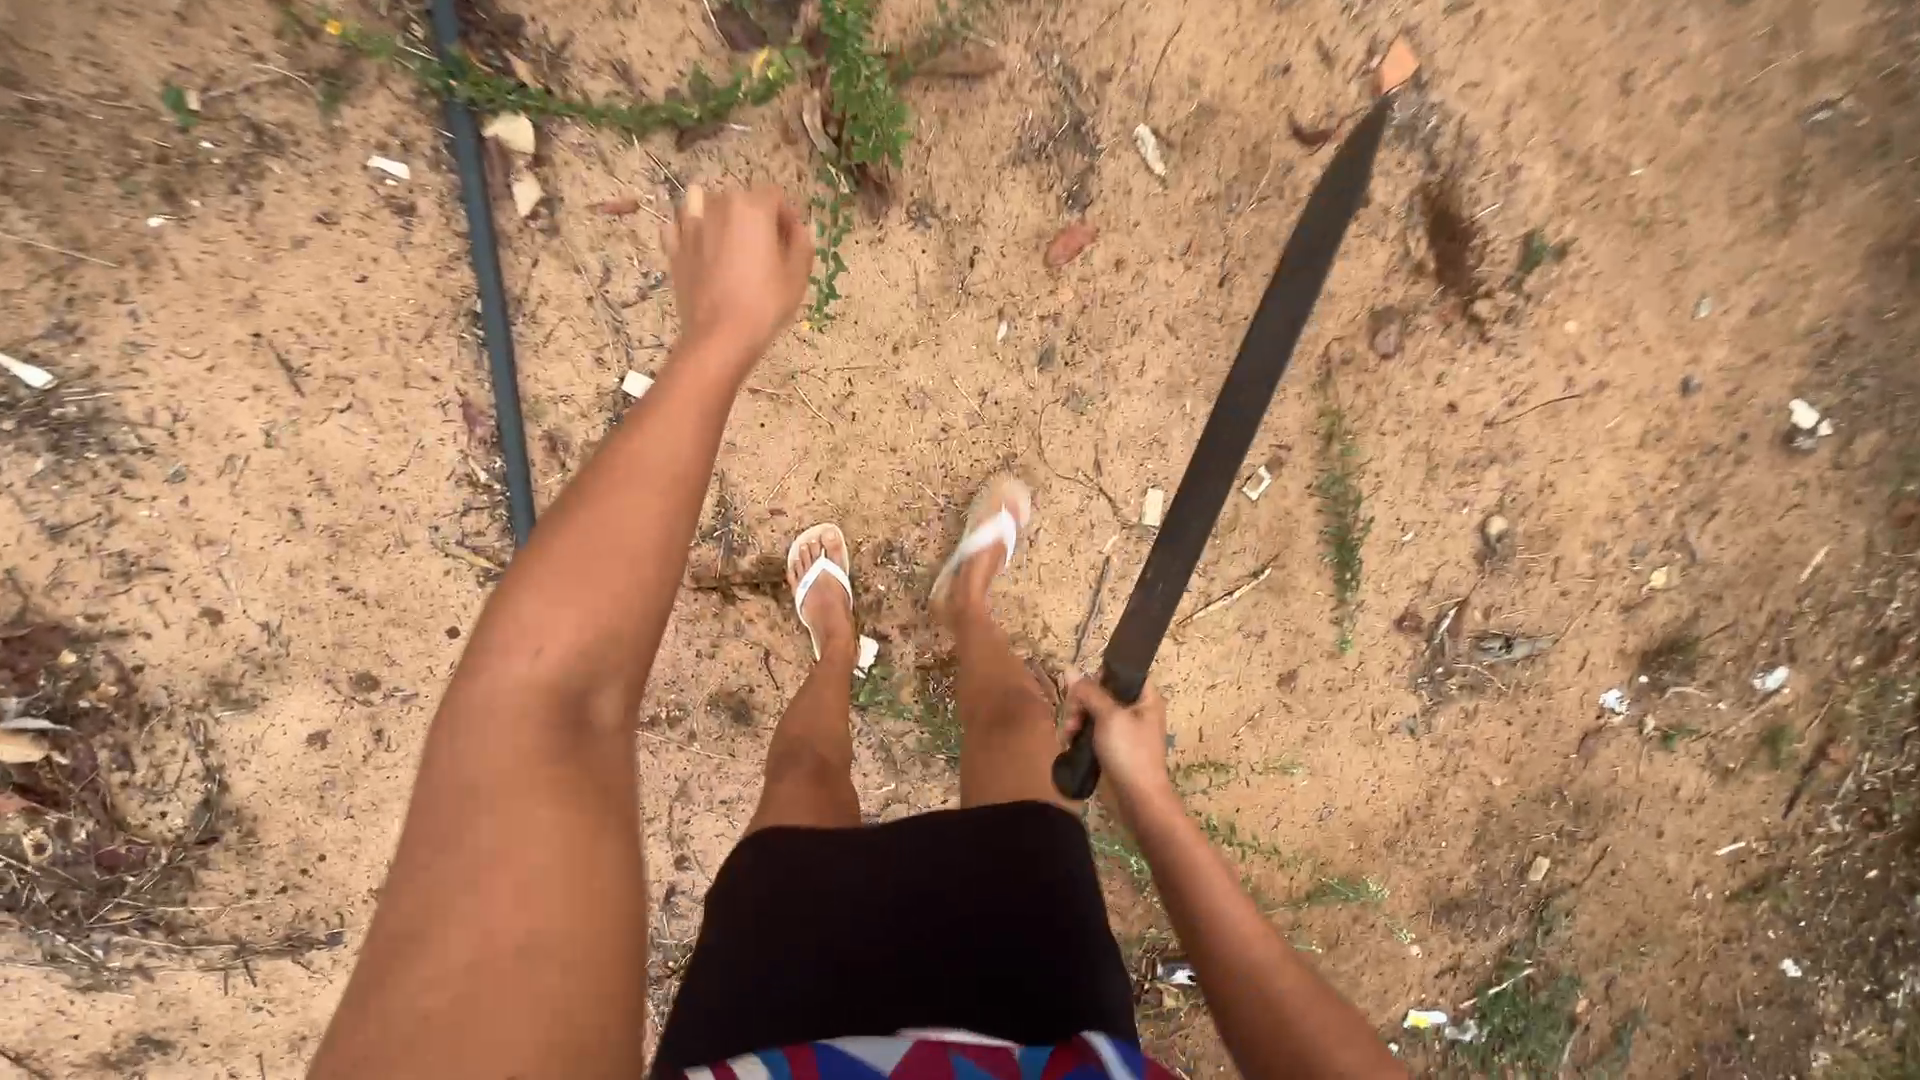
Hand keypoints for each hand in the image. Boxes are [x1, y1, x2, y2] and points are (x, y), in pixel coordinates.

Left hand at [662, 184, 812, 367]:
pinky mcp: (674, 247)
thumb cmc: (765, 305)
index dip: (788, 217)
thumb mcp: (797, 277)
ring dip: (720, 215)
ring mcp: (691, 225)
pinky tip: (700, 245)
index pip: (776, 196)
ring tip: (730, 240)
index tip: (793, 241)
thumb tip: (804, 228)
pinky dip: (689, 229)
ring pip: (705, 204)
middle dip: (757, 218)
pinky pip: (679, 225)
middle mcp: (719, 206)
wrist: (720, 336)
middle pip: (742, 199)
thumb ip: (803, 245)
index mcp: (753, 208)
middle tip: (767, 249)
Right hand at [1064, 676, 1176, 825]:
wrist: (1137, 798)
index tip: (1084, 688)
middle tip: (1073, 717)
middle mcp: (1136, 709)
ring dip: (1077, 718)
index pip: (1123, 672)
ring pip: (1093, 711)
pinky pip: (1091, 729)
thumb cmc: (1129, 752)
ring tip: (1068, 734)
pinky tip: (1069, 741)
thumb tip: (1069, 669)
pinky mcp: (1111, 745)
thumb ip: (1089, 692)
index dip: (1102, 675)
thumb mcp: (1109, 716)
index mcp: (1145, 697)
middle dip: (1081, 702)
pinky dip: (1079, 732)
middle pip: (1102, 691)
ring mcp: (1123, 728)